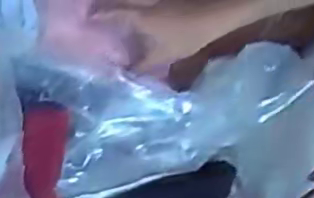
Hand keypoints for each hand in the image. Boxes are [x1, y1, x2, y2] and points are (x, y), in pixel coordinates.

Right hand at [92, 0, 242, 70]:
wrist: (227, 10)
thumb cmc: (190, 34)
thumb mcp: (161, 57)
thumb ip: (139, 66)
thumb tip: (122, 74)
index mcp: (142, 16)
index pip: (115, 13)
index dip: (99, 15)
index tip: (86, 17)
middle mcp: (151, 2)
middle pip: (126, 0)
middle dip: (110, 3)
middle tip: (97, 7)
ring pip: (140, 0)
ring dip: (128, 4)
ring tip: (119, 9)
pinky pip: (155, 2)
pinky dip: (146, 5)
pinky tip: (145, 10)